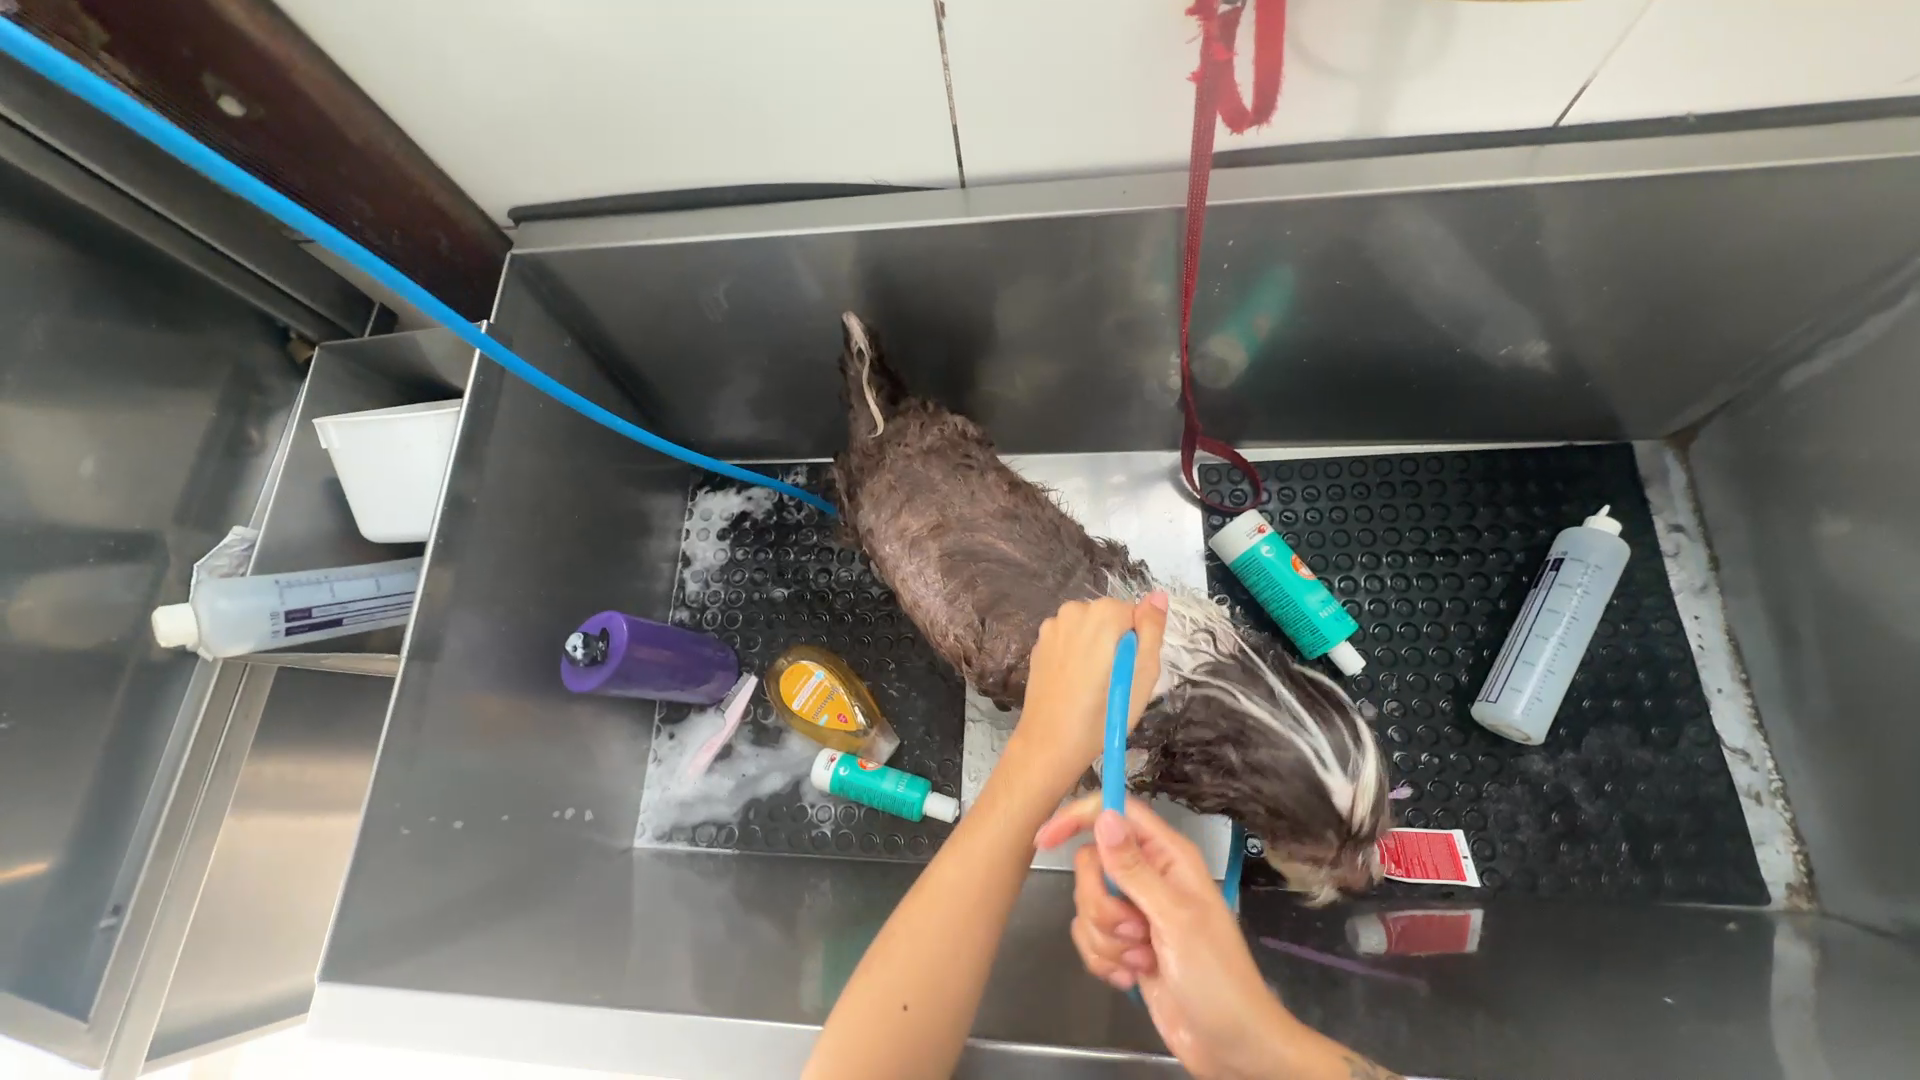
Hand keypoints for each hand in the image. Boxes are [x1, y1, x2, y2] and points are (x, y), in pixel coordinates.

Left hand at [1005, 594, 1167, 797]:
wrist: (1051, 742)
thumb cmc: (1105, 713)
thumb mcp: (1144, 674)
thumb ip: (1152, 630)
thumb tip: (1158, 595)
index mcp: (1104, 613)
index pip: (1135, 616)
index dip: (1137, 644)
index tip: (1130, 671)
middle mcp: (1074, 609)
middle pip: (1109, 619)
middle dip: (1115, 643)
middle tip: (1115, 680)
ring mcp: (1052, 626)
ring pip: (1087, 629)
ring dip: (1094, 647)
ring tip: (1092, 684)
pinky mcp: (1038, 644)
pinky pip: (1068, 641)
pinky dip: (1074, 655)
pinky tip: (1073, 683)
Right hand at [1037, 797, 1301, 1079]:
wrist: (1231, 1047)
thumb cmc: (1217, 978)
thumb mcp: (1176, 919)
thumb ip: (1135, 868)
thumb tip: (1104, 816)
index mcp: (1168, 857)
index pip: (1118, 814)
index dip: (1079, 817)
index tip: (1046, 840)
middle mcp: (1149, 877)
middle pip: (1092, 864)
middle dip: (1101, 904)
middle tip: (1134, 930)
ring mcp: (1135, 912)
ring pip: (1087, 903)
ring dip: (1107, 939)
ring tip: (1143, 961)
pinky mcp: (1124, 945)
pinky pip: (1089, 936)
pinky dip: (1103, 959)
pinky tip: (1132, 977)